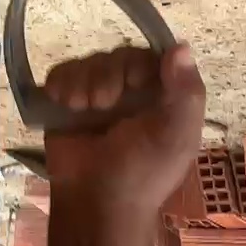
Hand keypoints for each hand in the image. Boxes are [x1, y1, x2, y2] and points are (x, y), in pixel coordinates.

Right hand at [43, 44, 204, 212]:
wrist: (91, 201)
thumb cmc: (140, 174)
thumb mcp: (174, 138)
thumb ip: (185, 94)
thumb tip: (182, 45)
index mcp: (161, 98)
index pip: (149, 57)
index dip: (136, 64)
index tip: (131, 83)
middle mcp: (130, 92)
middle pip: (114, 56)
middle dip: (104, 76)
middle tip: (101, 105)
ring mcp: (96, 95)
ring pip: (86, 62)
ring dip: (80, 82)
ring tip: (79, 109)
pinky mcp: (66, 100)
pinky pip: (61, 72)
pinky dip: (59, 82)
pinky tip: (63, 103)